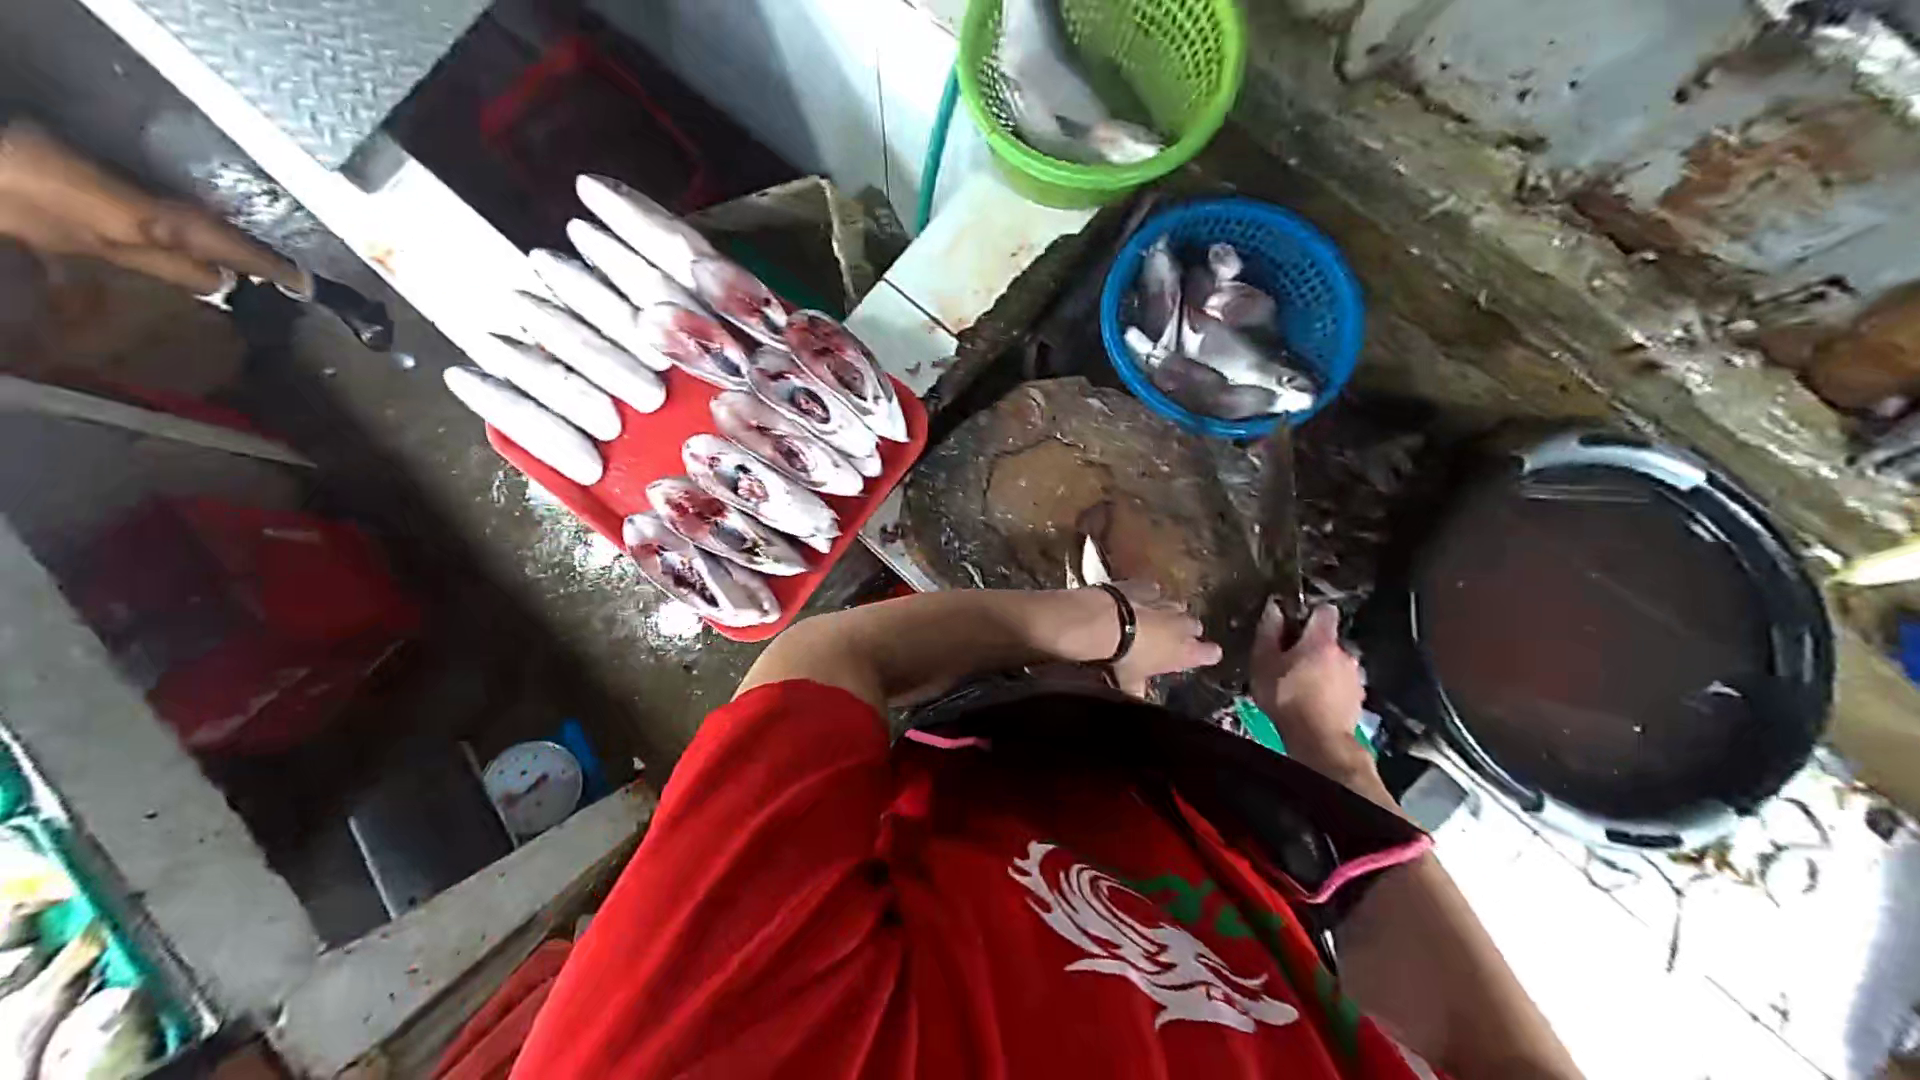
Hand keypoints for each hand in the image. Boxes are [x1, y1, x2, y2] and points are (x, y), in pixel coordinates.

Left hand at [1064, 582, 1220, 696]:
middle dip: (1186, 630)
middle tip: (1170, 637)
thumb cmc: (1124, 658)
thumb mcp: (1129, 680)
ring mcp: (1165, 602)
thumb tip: (1136, 695)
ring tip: (1153, 617)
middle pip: (1195, 625)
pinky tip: (1137, 599)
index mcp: (1185, 652)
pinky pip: (1153, 589)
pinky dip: (1148, 594)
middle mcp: (1182, 625)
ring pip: (1177, 605)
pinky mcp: (1146, 586)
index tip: (1206, 655)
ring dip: (1169, 611)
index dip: (1208, 654)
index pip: (1210, 654)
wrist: (1106, 623)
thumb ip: (1137, 688)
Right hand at [1249, 601, 1370, 782]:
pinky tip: (1313, 700)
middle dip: (1311, 647)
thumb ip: (1269, 632)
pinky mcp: (1358, 698)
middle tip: (1288, 662)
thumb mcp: (1264, 661)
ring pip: (1335, 663)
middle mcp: (1345, 653)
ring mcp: (1354, 677)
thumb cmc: (1286, 697)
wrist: (1318, 739)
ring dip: (1321, 668)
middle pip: (1328, 640)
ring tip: (1299, 684)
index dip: (1308, 614)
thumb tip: (1274, 610)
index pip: (1324, 611)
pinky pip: (1341, 684)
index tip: (1293, 625)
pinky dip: (1330, 687)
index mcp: (1322, 640)